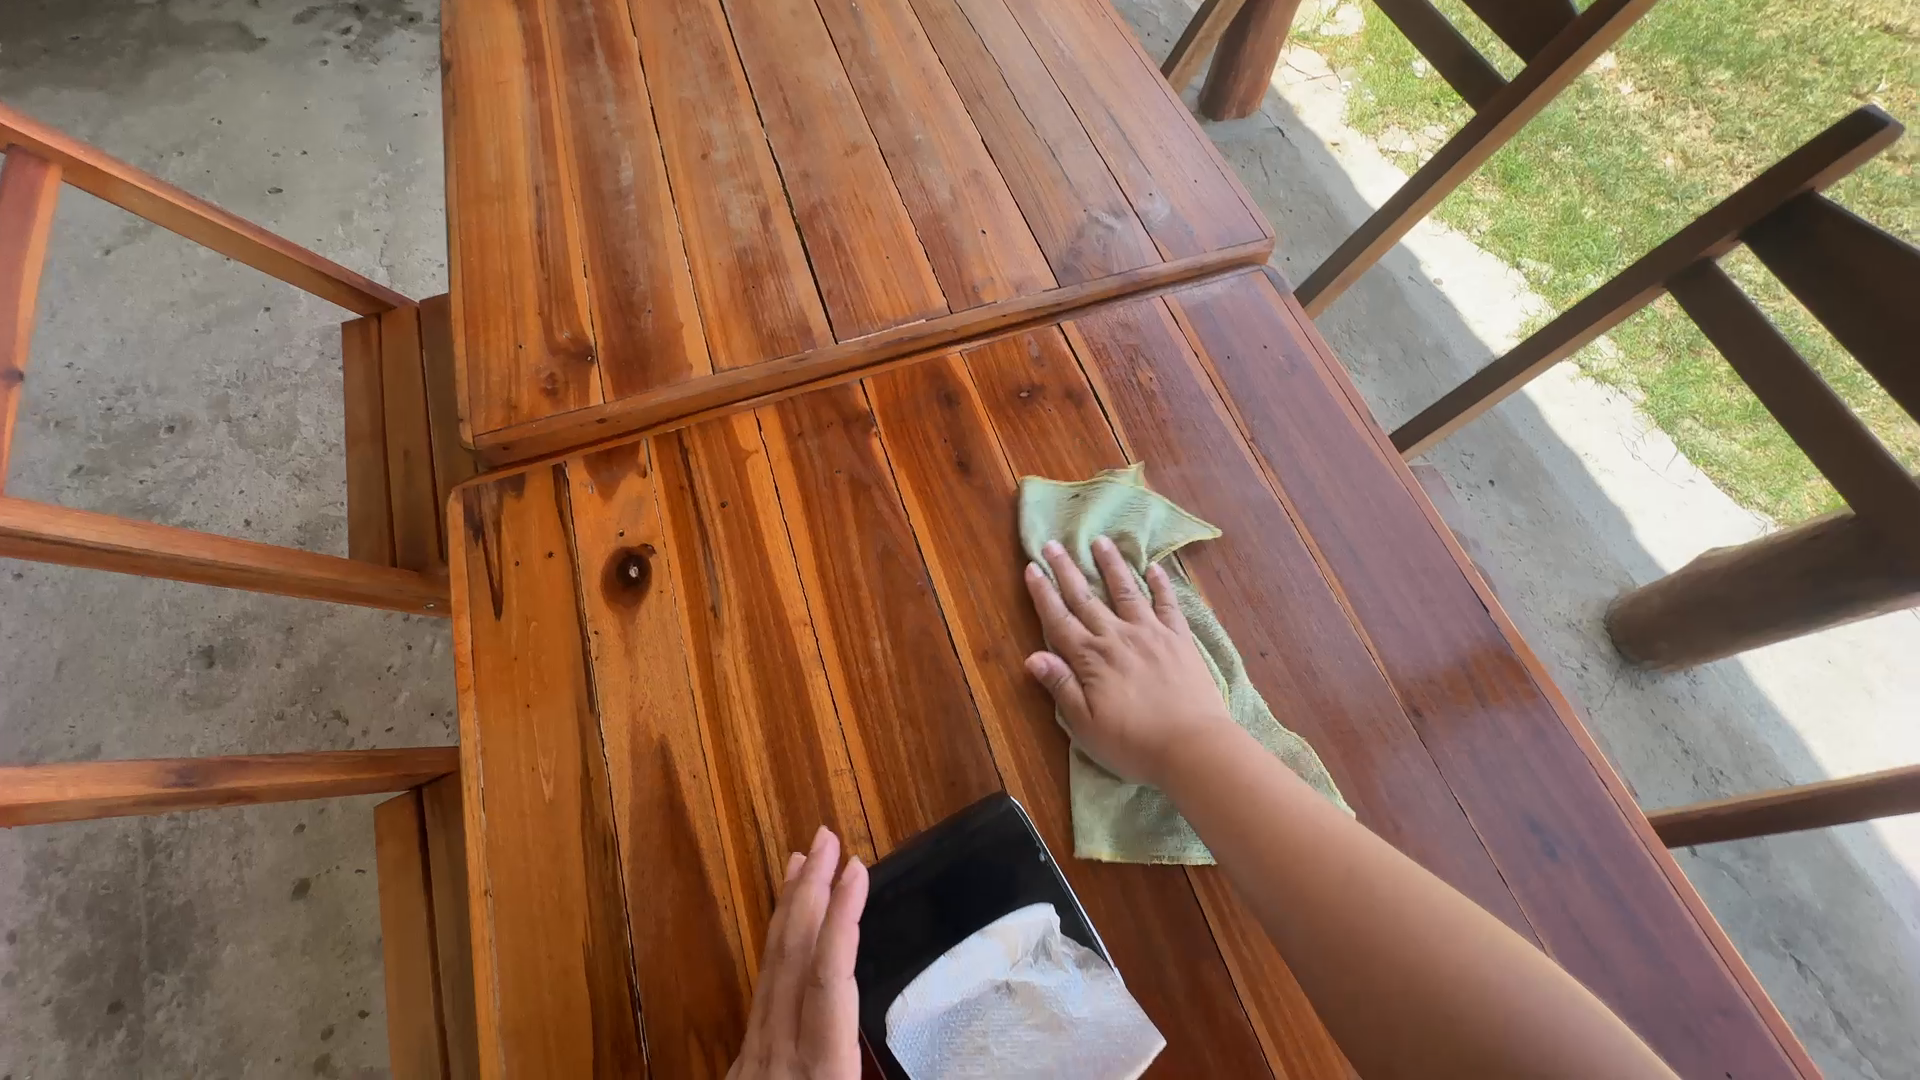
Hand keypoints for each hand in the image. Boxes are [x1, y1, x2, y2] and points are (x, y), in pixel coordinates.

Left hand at [729, 826, 869, 1079]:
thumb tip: (905, 1042)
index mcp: (819, 1071)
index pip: (828, 979)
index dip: (841, 920)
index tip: (856, 868)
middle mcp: (779, 1056)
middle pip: (792, 960)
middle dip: (811, 892)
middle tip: (825, 838)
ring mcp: (754, 1059)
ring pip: (770, 971)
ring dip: (789, 910)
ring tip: (801, 862)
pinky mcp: (743, 1066)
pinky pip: (761, 990)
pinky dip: (774, 947)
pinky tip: (783, 930)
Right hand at [1023, 536, 1236, 787]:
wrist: (1193, 747)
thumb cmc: (1133, 744)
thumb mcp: (1085, 725)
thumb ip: (1061, 686)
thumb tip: (1032, 656)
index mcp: (1090, 659)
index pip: (1059, 619)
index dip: (1043, 593)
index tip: (1032, 567)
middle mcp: (1117, 637)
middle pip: (1086, 597)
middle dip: (1067, 569)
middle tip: (1053, 543)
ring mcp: (1151, 634)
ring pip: (1125, 591)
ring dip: (1110, 565)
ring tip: (1100, 541)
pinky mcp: (1179, 639)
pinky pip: (1167, 604)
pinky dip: (1160, 584)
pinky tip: (1153, 567)